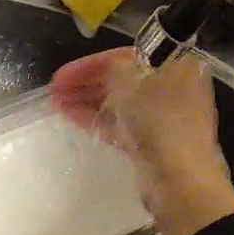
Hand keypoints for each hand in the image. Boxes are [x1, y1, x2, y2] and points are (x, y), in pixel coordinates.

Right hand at [50, 48, 233, 234]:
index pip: (127, 57)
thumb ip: (114, 68)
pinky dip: (98, 120)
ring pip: (119, 104)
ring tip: (57, 104)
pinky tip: (72, 117)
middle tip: (55, 90)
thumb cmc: (159, 120)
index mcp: (176, 65)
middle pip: (123, 80)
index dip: (92, 64)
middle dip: (87, 84)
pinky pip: (120, 125)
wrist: (179, 177)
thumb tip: (108, 67)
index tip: (62, 74)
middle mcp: (172, 88)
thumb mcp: (131, 82)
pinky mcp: (150, 143)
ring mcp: (161, 118)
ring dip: (87, 102)